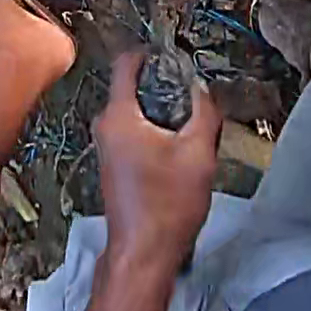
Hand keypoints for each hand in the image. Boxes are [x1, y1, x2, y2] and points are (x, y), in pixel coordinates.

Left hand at [95, 51, 221, 272]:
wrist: (143, 257)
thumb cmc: (168, 202)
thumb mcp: (198, 152)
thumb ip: (205, 112)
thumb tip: (204, 88)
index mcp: (119, 115)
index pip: (126, 64)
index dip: (149, 53)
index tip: (173, 56)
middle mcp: (106, 126)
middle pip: (132, 87)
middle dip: (162, 86)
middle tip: (191, 94)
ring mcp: (106, 146)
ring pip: (134, 111)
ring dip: (160, 111)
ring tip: (189, 123)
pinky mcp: (112, 164)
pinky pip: (132, 130)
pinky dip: (152, 129)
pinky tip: (176, 147)